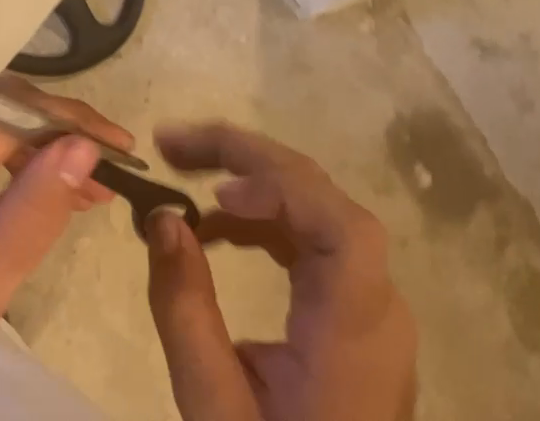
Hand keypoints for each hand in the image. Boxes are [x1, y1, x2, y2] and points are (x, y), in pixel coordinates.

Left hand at [0, 75, 133, 414]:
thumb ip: (28, 218)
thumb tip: (83, 150)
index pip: (7, 116)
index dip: (70, 125)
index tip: (125, 153)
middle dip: (62, 122)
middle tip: (117, 165)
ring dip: (39, 129)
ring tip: (90, 177)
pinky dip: (9, 136)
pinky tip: (42, 173)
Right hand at [143, 124, 416, 420]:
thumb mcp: (213, 405)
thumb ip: (184, 309)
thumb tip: (164, 218)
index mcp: (353, 334)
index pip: (343, 228)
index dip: (281, 189)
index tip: (211, 194)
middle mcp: (376, 308)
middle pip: (326, 201)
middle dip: (246, 159)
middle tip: (171, 145)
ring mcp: (369, 308)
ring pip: (317, 211)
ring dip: (248, 182)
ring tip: (179, 173)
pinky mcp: (351, 314)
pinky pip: (310, 241)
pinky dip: (259, 219)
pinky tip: (211, 228)